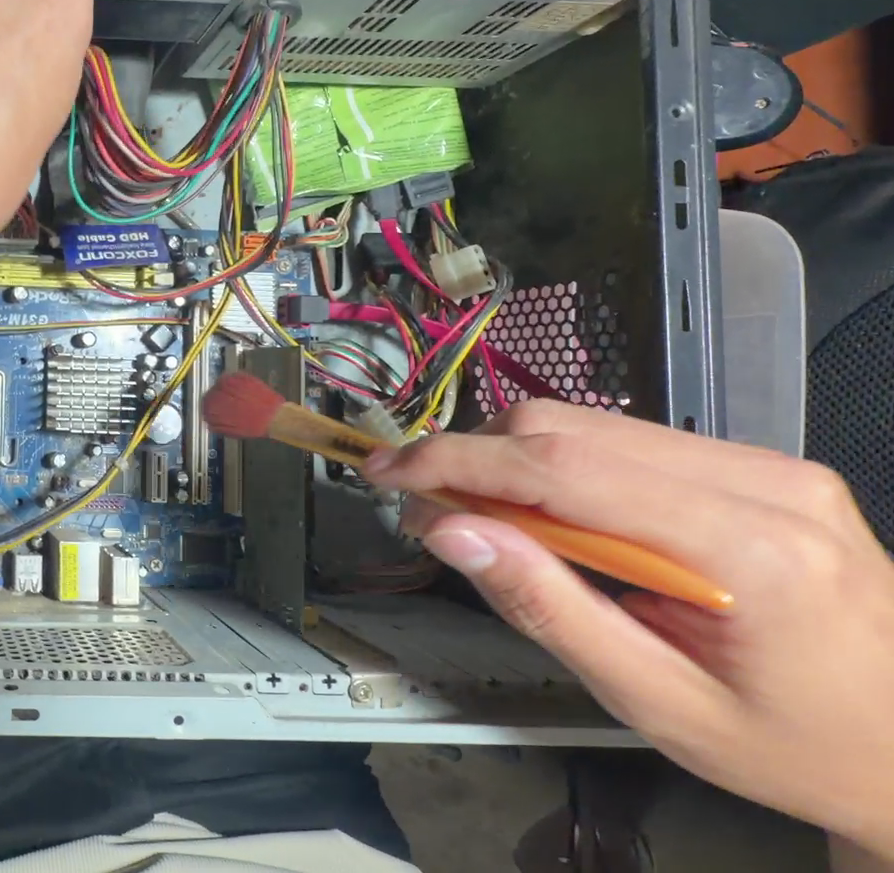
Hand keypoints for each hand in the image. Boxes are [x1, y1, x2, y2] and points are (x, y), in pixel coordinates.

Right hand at [364, 400, 893, 857]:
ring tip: (484, 521)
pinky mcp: (754, 466)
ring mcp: (767, 465)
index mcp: (751, 549)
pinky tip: (548, 518)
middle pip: (567, 429)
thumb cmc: (787, 745)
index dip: (455, 460)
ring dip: (508, 462)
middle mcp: (765, 482)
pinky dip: (554, 469)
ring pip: (586, 424)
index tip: (382, 472)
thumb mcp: (651, 698)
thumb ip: (544, 605)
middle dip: (474, 459)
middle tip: (429, 514)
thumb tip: (445, 530)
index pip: (563, 469)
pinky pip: (619, 441)